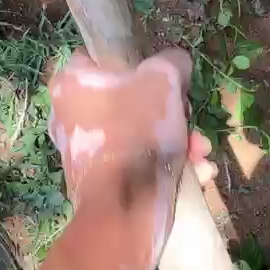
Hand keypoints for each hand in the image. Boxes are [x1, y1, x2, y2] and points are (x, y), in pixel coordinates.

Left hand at [47, 50, 210, 259]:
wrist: (123, 214)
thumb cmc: (136, 133)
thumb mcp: (164, 79)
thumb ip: (173, 61)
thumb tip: (177, 65)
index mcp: (70, 83)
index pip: (104, 55)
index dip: (140, 62)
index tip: (164, 78)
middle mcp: (69, 114)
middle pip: (130, 96)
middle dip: (171, 110)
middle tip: (188, 119)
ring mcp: (83, 150)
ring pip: (139, 130)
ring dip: (177, 138)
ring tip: (200, 151)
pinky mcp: (100, 180)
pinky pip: (136, 159)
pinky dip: (166, 162)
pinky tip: (195, 171)